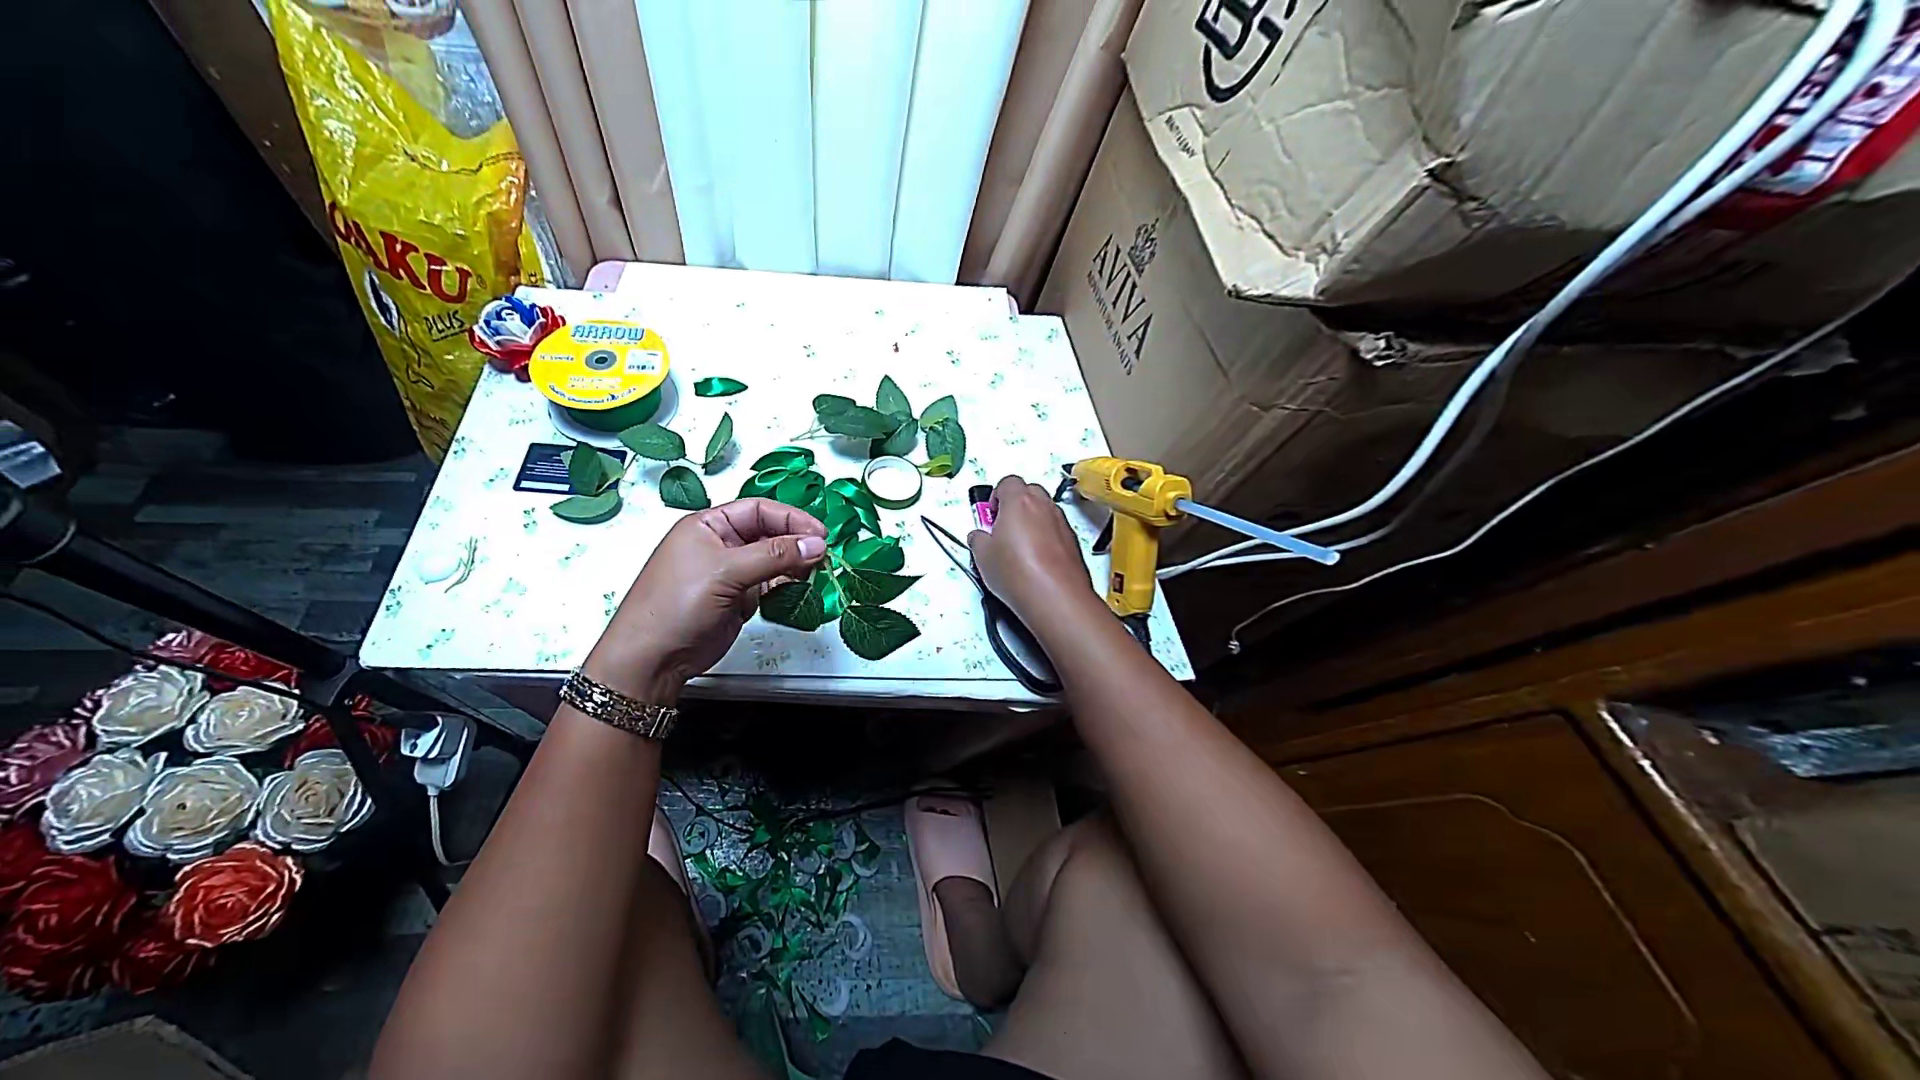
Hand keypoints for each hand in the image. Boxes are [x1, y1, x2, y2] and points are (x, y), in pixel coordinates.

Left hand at [584, 499, 826, 701]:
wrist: (653, 658)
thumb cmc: (673, 606)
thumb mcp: (726, 571)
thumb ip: (774, 555)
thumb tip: (814, 544)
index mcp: (708, 525)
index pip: (758, 509)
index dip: (791, 518)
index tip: (818, 532)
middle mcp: (720, 545)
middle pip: (769, 533)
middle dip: (797, 541)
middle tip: (822, 553)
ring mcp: (731, 572)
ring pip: (774, 559)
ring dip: (796, 563)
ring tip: (816, 570)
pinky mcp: (739, 598)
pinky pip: (772, 583)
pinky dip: (789, 584)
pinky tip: (801, 586)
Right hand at [968, 475, 1100, 630]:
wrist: (1054, 596)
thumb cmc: (1021, 572)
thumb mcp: (982, 556)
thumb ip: (978, 539)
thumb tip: (979, 538)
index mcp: (1019, 500)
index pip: (1007, 483)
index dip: (995, 497)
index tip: (989, 514)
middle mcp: (1044, 506)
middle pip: (1028, 492)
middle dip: (1014, 506)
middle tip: (1001, 527)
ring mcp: (1061, 523)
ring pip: (1044, 512)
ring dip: (1031, 522)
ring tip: (1016, 548)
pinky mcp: (1072, 542)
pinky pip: (1055, 531)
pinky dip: (1045, 539)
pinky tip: (1033, 562)